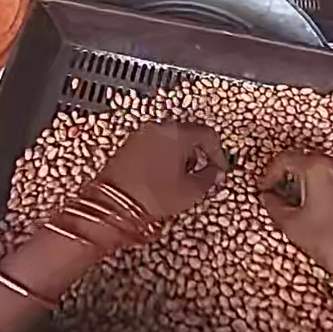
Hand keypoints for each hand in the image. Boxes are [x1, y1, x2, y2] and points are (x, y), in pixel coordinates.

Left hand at [95, 121, 226, 222]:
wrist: (112, 204)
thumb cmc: (151, 196)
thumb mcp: (191, 191)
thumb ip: (209, 178)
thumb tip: (215, 174)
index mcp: (177, 132)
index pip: (207, 134)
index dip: (218, 154)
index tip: (220, 169)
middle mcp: (157, 128)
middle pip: (187, 134)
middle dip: (198, 155)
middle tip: (203, 175)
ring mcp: (140, 135)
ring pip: (169, 140)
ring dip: (180, 156)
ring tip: (181, 180)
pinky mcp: (128, 146)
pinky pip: (153, 146)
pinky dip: (162, 158)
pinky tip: (162, 179)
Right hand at [256, 151, 332, 275]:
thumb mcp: (292, 225)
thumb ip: (274, 205)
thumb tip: (270, 197)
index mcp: (317, 168)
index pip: (285, 159)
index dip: (270, 174)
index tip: (266, 189)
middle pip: (309, 163)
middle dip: (294, 179)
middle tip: (285, 199)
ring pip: (332, 174)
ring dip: (317, 186)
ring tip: (311, 209)